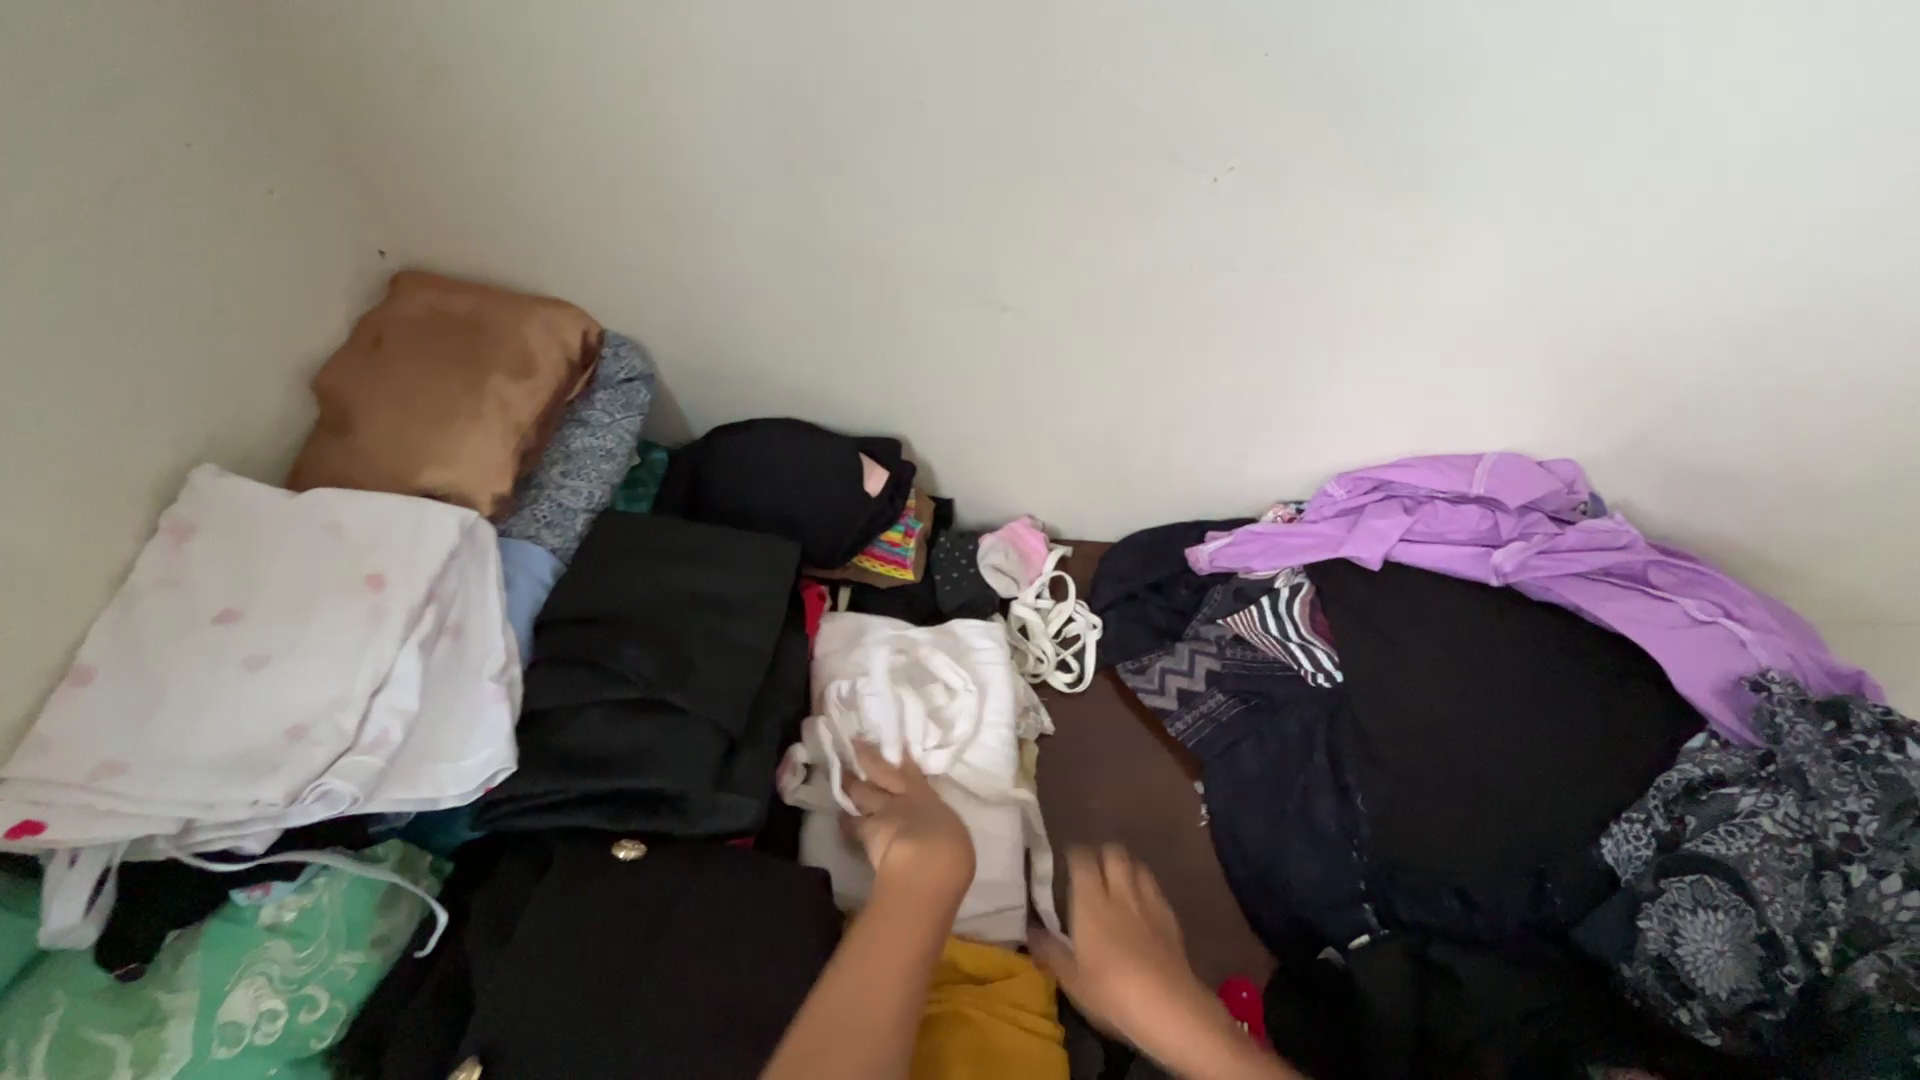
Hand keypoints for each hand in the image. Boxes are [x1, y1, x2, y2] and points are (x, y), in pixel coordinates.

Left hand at [841, 741, 974, 903]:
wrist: (925, 861)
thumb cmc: (950, 847)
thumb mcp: (952, 831)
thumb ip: (940, 824)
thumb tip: (937, 828)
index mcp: (926, 798)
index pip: (913, 774)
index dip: (904, 759)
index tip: (897, 745)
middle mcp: (902, 799)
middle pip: (881, 772)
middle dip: (868, 756)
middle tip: (855, 743)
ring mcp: (881, 812)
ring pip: (862, 792)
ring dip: (850, 784)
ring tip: (842, 776)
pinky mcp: (866, 832)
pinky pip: (852, 824)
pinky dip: (846, 820)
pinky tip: (841, 817)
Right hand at [1030, 845, 1227, 1056]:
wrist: (1167, 1005)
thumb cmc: (1110, 991)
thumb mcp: (1072, 979)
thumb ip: (1050, 951)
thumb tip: (1031, 932)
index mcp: (1091, 902)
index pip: (1082, 861)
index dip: (1076, 855)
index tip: (1070, 861)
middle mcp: (1120, 893)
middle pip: (1114, 853)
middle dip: (1104, 855)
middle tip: (1095, 870)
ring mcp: (1149, 902)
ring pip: (1138, 866)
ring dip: (1128, 868)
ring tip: (1121, 883)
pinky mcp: (1170, 917)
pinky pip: (1156, 890)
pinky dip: (1147, 889)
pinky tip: (1144, 907)